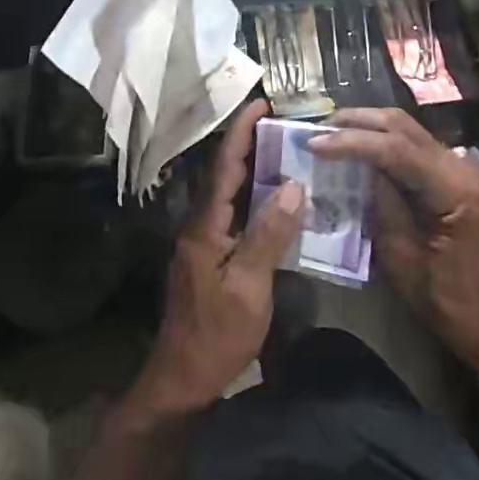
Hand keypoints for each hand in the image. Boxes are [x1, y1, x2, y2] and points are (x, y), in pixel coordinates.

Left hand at [129, 98, 305, 419]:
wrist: (183, 376)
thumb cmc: (217, 333)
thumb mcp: (250, 285)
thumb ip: (269, 233)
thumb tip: (295, 186)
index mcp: (205, 224)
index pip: (225, 166)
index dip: (242, 132)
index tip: (261, 103)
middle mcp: (200, 224)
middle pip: (225, 174)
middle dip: (249, 144)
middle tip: (282, 123)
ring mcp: (203, 240)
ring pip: (229, 194)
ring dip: (253, 170)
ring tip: (285, 150)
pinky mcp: (210, 255)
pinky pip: (233, 215)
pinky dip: (254, 200)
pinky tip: (276, 200)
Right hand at [313, 108, 478, 360]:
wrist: (469, 308)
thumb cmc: (433, 290)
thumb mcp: (397, 250)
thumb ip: (379, 199)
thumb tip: (349, 161)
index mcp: (453, 190)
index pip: (398, 150)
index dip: (353, 142)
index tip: (314, 144)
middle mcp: (458, 166)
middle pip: (400, 125)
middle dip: (355, 122)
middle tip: (316, 131)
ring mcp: (453, 163)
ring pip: (402, 125)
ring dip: (363, 124)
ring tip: (327, 133)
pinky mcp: (443, 166)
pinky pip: (405, 138)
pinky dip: (375, 136)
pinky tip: (350, 142)